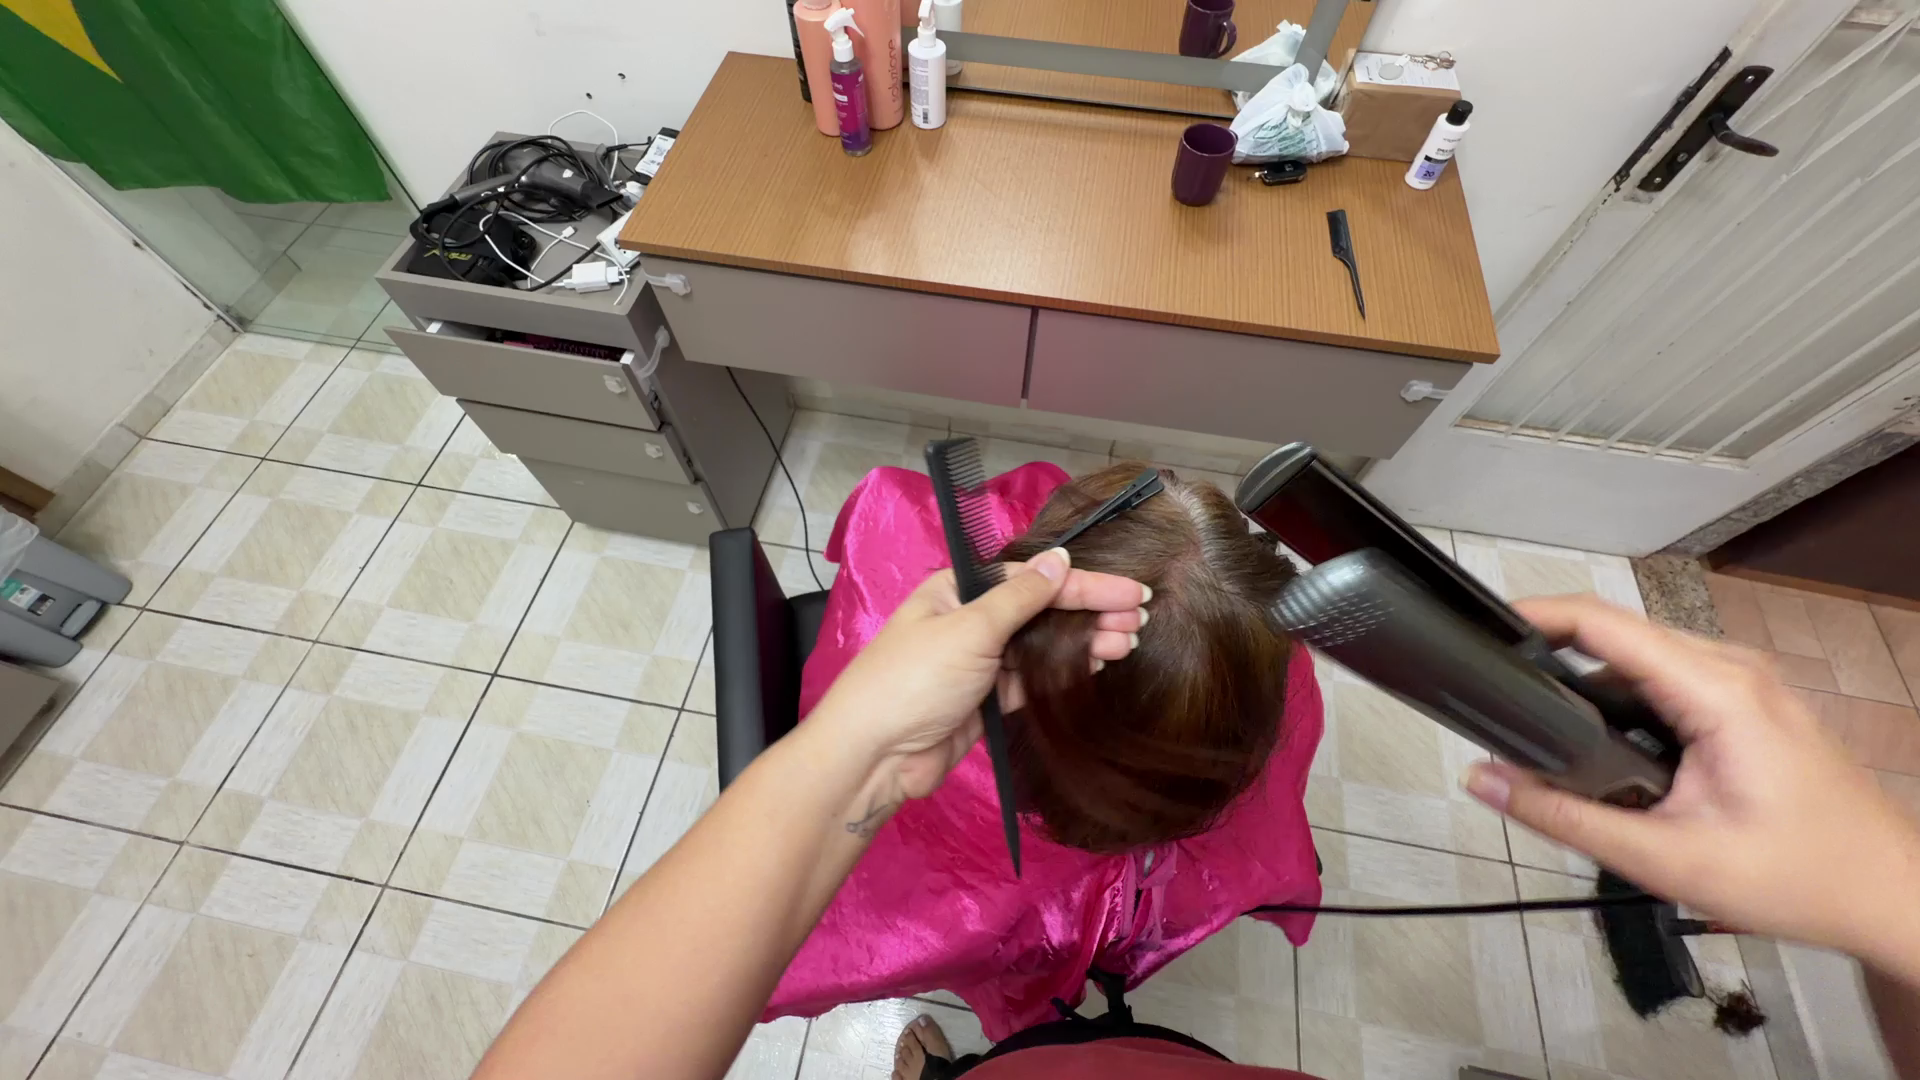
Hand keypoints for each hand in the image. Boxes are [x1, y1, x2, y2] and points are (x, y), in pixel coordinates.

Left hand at [811, 548, 1148, 806]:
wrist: (875, 755)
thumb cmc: (916, 678)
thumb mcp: (969, 628)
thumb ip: (1020, 597)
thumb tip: (1059, 558)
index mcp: (960, 589)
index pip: (1033, 579)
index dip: (1084, 584)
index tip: (1130, 592)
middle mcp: (972, 619)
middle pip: (1041, 610)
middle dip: (1089, 612)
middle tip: (1138, 621)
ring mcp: (980, 661)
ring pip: (1042, 645)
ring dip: (1083, 642)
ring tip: (1128, 642)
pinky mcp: (987, 699)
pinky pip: (1033, 678)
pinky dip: (1064, 672)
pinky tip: (1096, 665)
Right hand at [1464, 595, 1919, 971]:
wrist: (1900, 902)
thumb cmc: (1801, 879)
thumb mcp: (1666, 858)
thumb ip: (1562, 816)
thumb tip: (1483, 779)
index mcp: (1717, 693)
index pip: (1601, 622)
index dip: (1534, 614)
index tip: (1484, 630)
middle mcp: (1731, 670)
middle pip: (1612, 627)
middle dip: (1545, 643)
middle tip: (1495, 679)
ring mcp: (1740, 681)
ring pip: (1632, 647)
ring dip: (1577, 666)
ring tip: (1530, 703)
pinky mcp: (1739, 697)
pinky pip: (1656, 668)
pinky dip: (1609, 683)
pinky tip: (1587, 723)